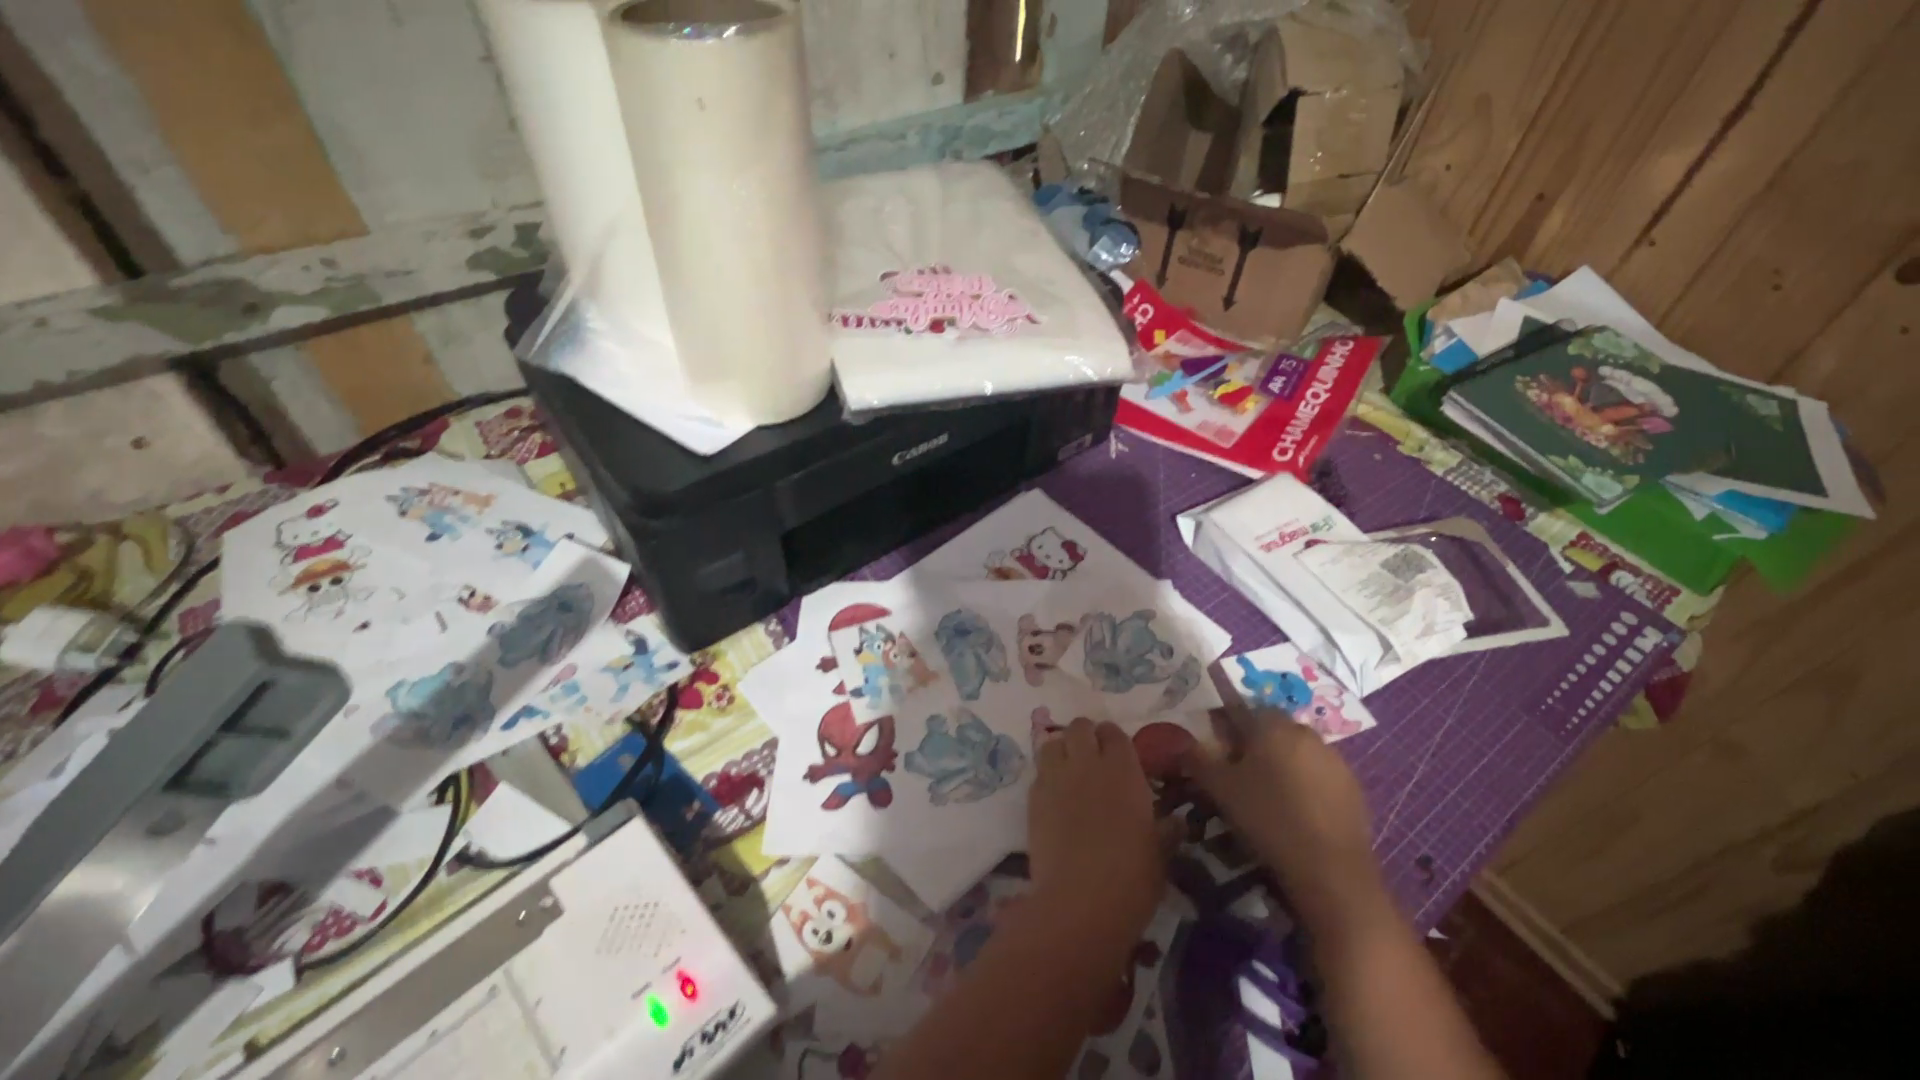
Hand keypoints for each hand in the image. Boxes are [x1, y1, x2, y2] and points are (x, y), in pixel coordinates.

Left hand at [1027, 717, 1162, 948]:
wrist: (1079, 902)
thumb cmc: (1131, 878)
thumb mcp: (1160, 855)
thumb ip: (1166, 832)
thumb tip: (1176, 823)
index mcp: (1124, 770)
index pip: (1114, 733)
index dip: (1114, 740)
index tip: (1118, 754)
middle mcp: (1087, 764)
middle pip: (1079, 727)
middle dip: (1085, 736)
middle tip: (1092, 758)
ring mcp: (1055, 779)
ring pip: (1052, 742)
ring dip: (1061, 750)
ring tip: (1069, 771)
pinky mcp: (1032, 799)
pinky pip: (1038, 772)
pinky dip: (1046, 776)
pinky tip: (1055, 797)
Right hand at [1183, 708, 1379, 917]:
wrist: (1329, 867)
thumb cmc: (1267, 818)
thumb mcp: (1220, 789)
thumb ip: (1197, 760)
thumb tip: (1180, 743)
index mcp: (1272, 725)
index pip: (1243, 709)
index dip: (1226, 728)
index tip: (1216, 752)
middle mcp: (1306, 732)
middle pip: (1272, 731)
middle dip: (1254, 747)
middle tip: (1239, 777)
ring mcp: (1335, 759)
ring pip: (1298, 753)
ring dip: (1282, 766)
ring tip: (1269, 799)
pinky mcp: (1353, 786)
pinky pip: (1320, 776)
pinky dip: (1306, 786)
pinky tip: (1296, 814)